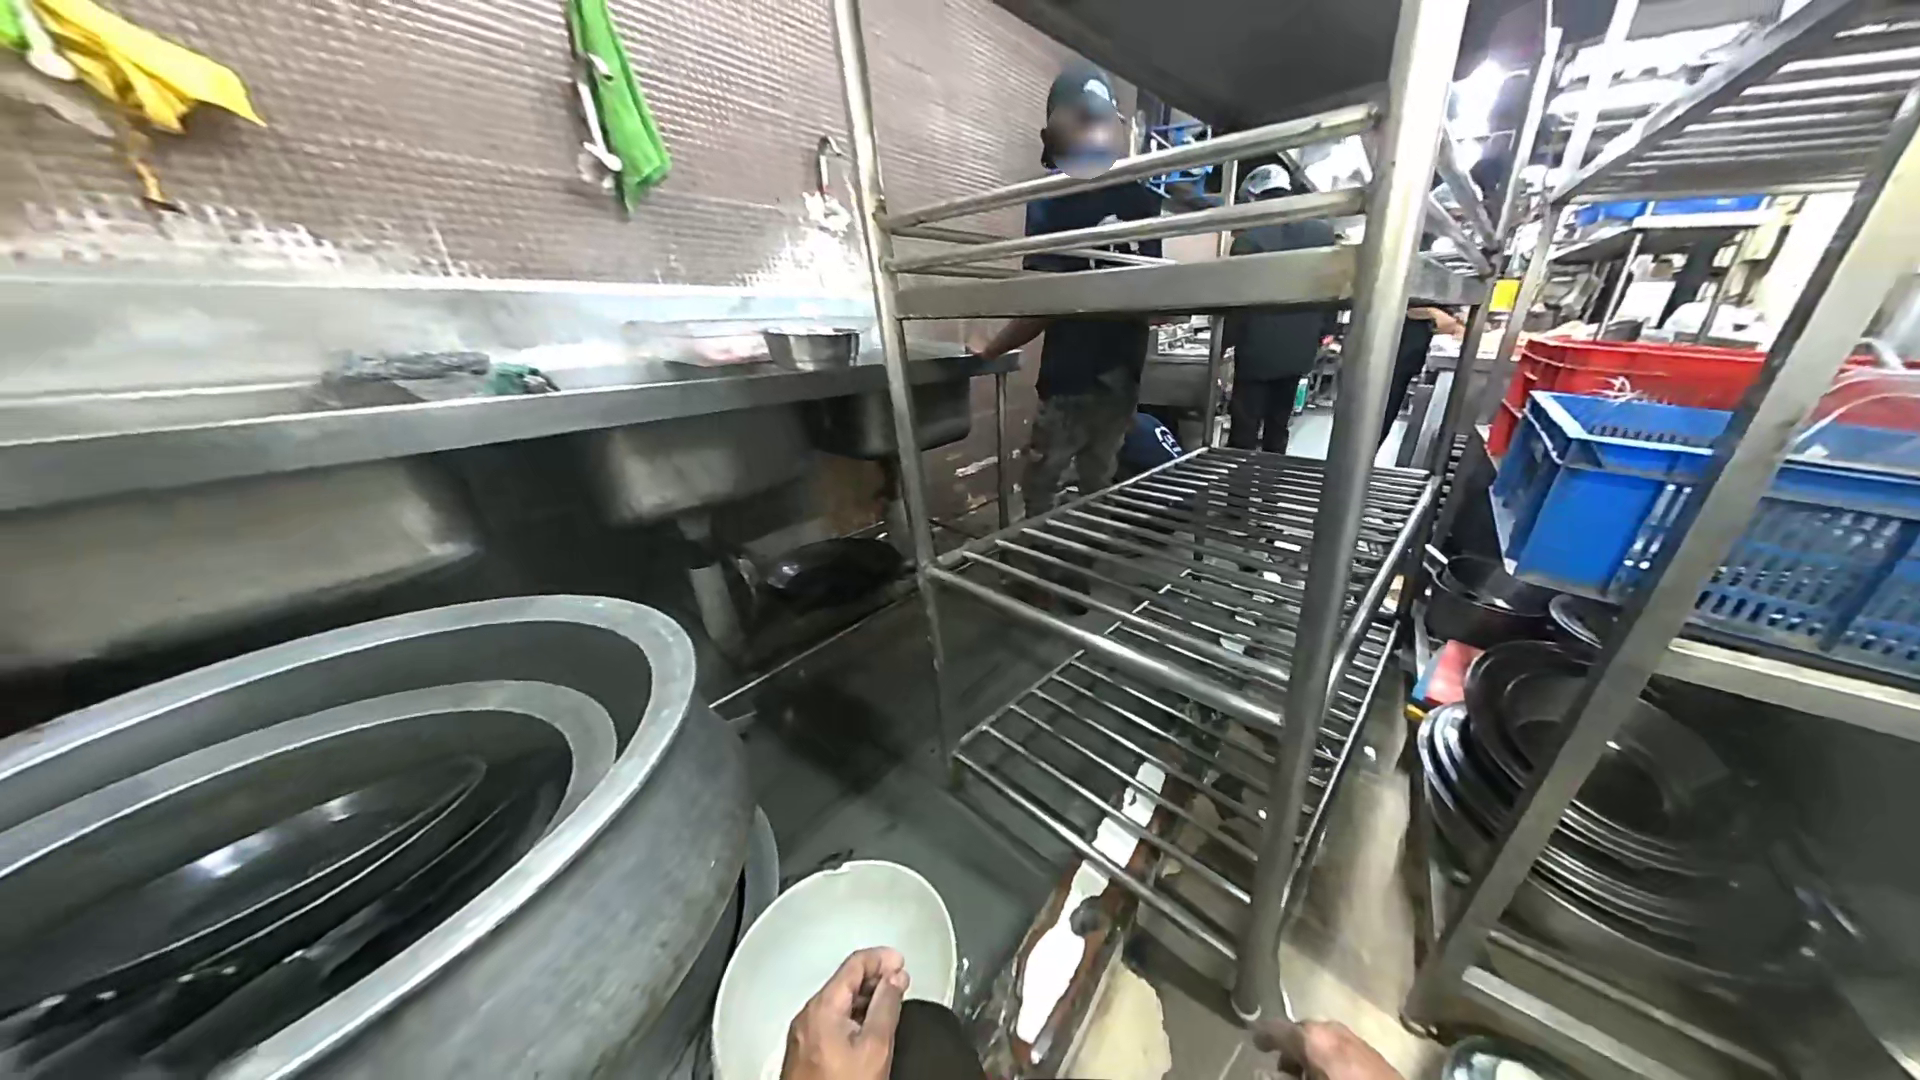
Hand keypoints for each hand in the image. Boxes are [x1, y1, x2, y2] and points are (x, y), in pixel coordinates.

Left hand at [780, 948, 909, 1079]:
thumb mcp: (875, 1047)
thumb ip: (888, 1005)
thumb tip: (896, 976)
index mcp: (822, 1006)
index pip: (854, 963)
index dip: (881, 958)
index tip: (902, 962)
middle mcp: (807, 1015)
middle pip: (844, 980)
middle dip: (874, 977)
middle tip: (900, 982)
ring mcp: (802, 1034)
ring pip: (837, 1000)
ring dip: (864, 996)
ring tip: (889, 1003)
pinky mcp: (803, 1052)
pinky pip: (830, 1019)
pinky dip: (851, 1014)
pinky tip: (868, 1026)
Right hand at [1254, 1018, 1401, 1079]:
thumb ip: (1283, 1079)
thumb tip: (1262, 1073)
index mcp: (1312, 1036)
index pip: (1277, 1028)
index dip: (1263, 1036)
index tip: (1255, 1044)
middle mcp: (1330, 1029)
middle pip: (1300, 1033)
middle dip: (1291, 1050)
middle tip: (1285, 1071)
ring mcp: (1354, 1039)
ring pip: (1322, 1040)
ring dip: (1311, 1056)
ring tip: (1310, 1077)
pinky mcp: (1373, 1054)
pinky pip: (1341, 1050)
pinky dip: (1330, 1060)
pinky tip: (1333, 1077)